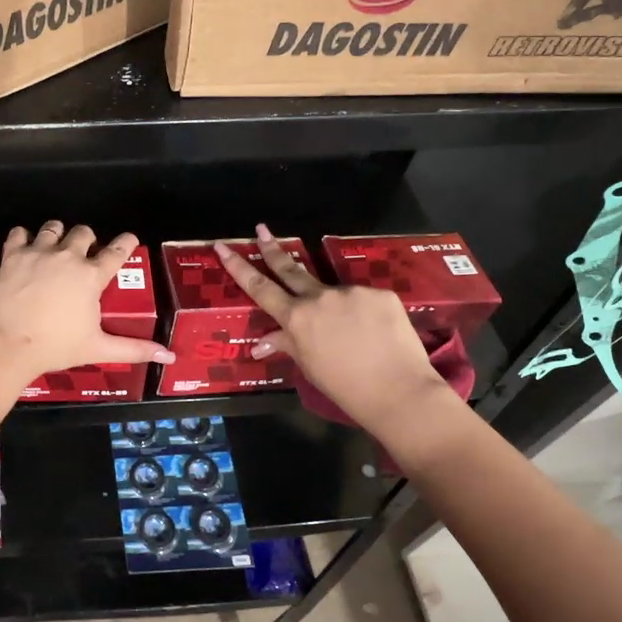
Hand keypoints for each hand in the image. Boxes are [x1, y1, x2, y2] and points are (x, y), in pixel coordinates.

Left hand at [0, 221, 175, 381]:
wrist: (8, 344)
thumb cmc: (56, 347)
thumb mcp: (98, 348)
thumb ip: (134, 349)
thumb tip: (168, 357)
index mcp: (91, 276)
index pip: (117, 251)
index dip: (126, 242)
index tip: (129, 239)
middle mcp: (68, 256)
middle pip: (83, 232)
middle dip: (87, 240)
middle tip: (84, 254)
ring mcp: (39, 252)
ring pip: (53, 227)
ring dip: (58, 234)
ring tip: (55, 247)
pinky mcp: (13, 255)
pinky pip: (19, 233)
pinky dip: (24, 237)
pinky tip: (25, 247)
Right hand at [213, 225, 453, 439]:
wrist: (398, 392)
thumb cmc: (345, 387)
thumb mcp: (309, 366)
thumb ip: (286, 344)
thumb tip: (260, 343)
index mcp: (296, 318)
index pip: (260, 287)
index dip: (239, 266)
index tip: (223, 246)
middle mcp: (320, 297)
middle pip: (290, 268)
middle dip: (272, 248)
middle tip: (262, 228)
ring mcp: (351, 292)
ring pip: (336, 295)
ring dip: (337, 308)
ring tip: (352, 336)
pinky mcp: (381, 294)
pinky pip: (366, 300)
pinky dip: (365, 315)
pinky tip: (375, 335)